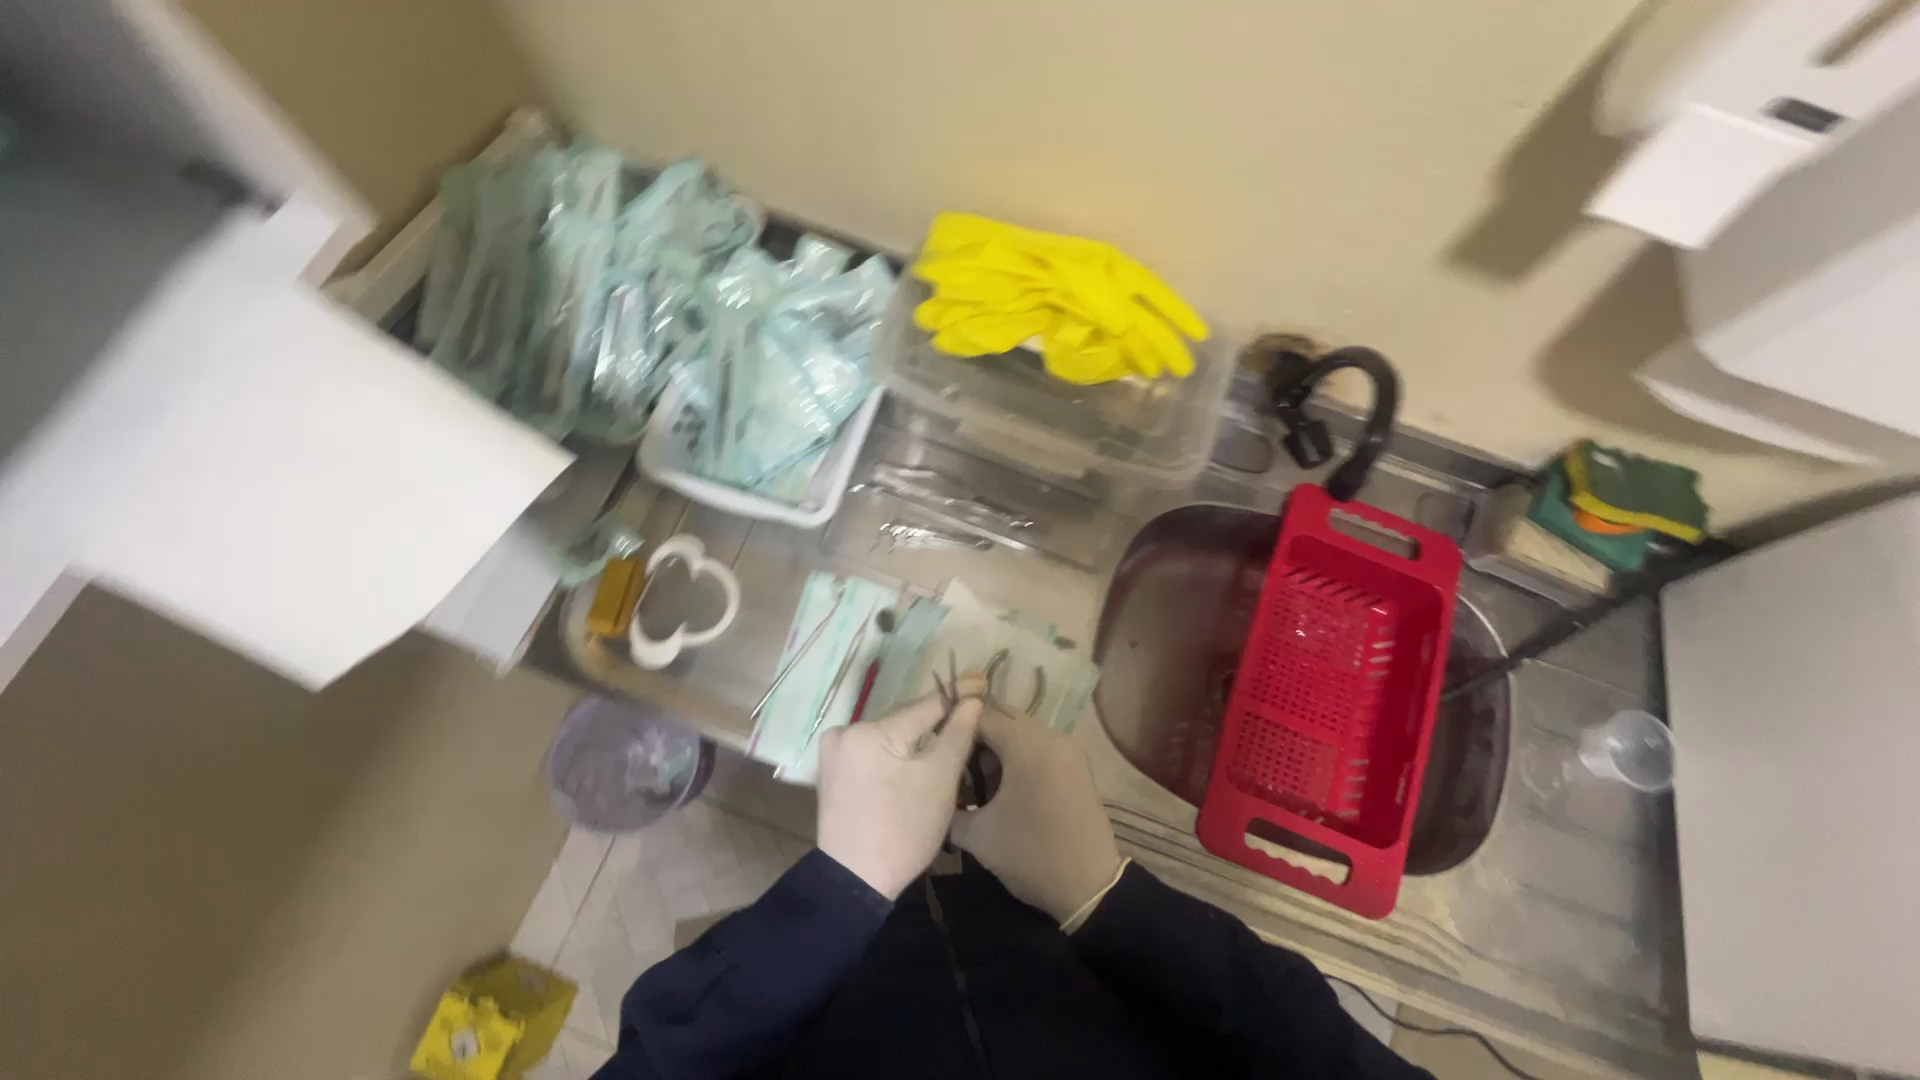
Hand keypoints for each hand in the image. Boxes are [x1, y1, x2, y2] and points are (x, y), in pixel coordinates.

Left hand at [816, 688, 981, 899]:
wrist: (855, 881)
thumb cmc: (903, 831)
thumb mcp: (939, 780)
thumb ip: (957, 734)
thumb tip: (972, 700)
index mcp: (869, 731)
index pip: (925, 706)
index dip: (957, 697)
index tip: (982, 684)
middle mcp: (845, 731)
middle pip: (905, 720)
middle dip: (937, 721)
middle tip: (972, 712)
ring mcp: (835, 751)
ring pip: (891, 735)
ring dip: (918, 738)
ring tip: (951, 734)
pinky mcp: (833, 770)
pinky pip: (876, 751)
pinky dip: (898, 753)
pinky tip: (918, 759)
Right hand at [949, 702, 1122, 923]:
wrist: (1090, 888)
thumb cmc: (1030, 855)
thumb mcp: (978, 835)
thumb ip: (948, 807)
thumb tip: (934, 792)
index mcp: (1027, 745)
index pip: (980, 716)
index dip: (953, 728)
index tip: (935, 748)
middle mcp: (1051, 737)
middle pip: (1003, 719)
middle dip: (975, 738)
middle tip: (953, 766)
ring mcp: (1068, 750)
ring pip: (1021, 733)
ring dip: (996, 751)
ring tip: (975, 786)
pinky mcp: (1077, 766)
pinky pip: (1039, 748)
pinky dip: (1017, 759)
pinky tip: (1001, 791)